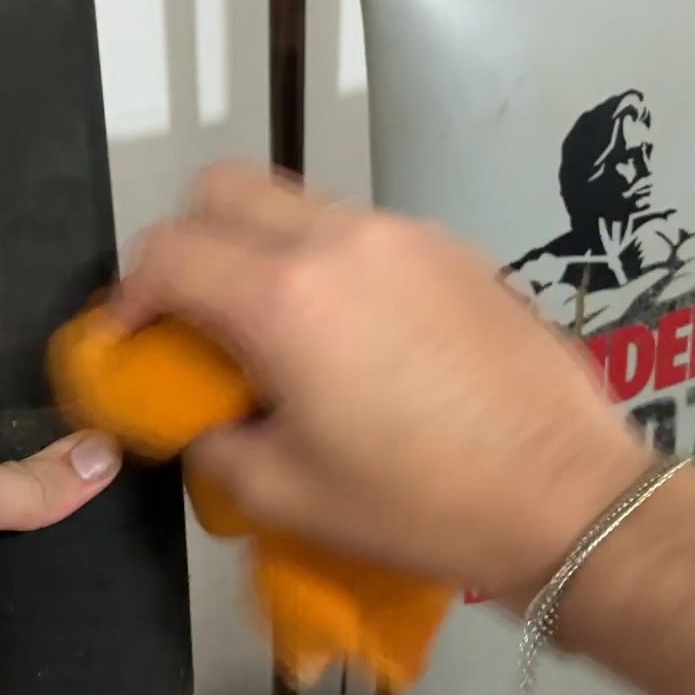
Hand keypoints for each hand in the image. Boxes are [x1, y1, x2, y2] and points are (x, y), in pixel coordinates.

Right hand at [108, 163, 651, 597]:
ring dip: (255, 250)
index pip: (167, 252)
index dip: (129, 293)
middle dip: (186, 244)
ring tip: (274, 327)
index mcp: (285, 300)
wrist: (565, 497)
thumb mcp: (283, 494)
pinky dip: (321, 262)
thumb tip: (198, 418)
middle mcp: (338, 240)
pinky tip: (349, 331)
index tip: (130, 337)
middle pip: (222, 189)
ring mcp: (401, 233)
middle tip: (193, 314)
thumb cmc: (418, 505)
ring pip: (291, 203)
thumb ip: (210, 443)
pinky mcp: (449, 247)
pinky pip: (354, 230)